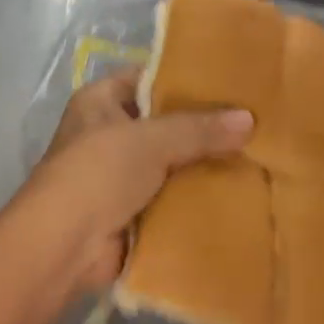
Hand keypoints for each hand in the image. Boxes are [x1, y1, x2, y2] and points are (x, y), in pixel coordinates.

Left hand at [25, 69, 253, 293]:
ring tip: (258, 159)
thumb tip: (249, 118)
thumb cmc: (99, 173)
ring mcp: (118, 175)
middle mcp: (106, 133)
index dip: (184, 80)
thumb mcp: (150, 140)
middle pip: (163, 124)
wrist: (66, 245)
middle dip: (202, 129)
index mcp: (99, 102)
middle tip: (254, 124)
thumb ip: (198, 129)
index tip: (231, 84)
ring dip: (203, 167)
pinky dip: (197, 200)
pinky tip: (239, 197)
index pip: (146, 79)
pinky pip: (171, 199)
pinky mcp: (131, 212)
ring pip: (170, 164)